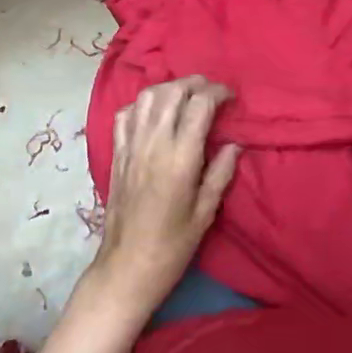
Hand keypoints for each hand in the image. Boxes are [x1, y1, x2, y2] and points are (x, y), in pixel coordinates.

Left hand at [96, 76, 241, 310]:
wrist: (126, 269)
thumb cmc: (172, 246)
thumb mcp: (206, 212)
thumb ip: (221, 172)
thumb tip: (235, 143)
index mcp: (180, 157)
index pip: (199, 104)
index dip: (218, 92)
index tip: (231, 98)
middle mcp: (154, 143)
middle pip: (172, 91)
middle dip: (195, 83)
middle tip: (211, 92)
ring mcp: (131, 146)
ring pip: (147, 96)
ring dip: (169, 88)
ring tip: (185, 95)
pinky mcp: (116, 154)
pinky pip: (125, 114)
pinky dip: (141, 104)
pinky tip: (154, 112)